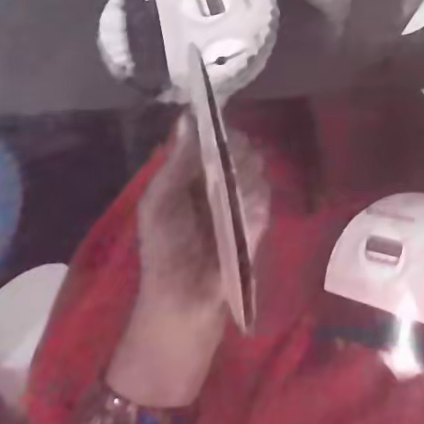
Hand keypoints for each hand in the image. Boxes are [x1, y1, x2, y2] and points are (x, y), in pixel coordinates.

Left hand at [110, 114, 267, 406]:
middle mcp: (216, 181)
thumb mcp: (159, 203)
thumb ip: (175, 163)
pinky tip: (247, 218)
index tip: (222, 128)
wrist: (182, 305)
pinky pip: (264, 200)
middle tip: (230, 171)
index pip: (209, 135)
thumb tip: (188, 117)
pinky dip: (257, 204)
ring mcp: (238, 201)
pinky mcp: (256, 224)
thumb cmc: (164, 252)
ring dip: (249, 178)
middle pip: (238, 147)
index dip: (217, 127)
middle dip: (238, 152)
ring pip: (256, 170)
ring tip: (233, 202)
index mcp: (188, 173)